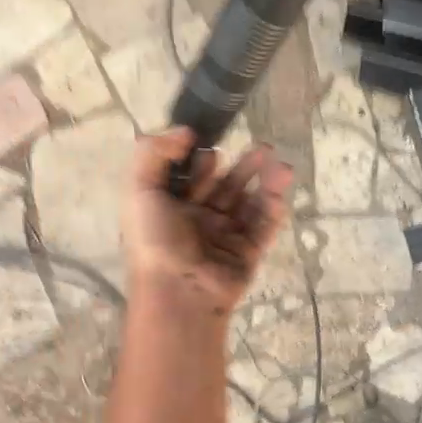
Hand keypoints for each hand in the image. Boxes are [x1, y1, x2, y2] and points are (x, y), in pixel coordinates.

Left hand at [125, 129, 293, 313]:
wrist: (178, 291)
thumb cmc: (155, 239)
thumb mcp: (139, 188)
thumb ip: (154, 152)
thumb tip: (186, 131)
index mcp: (170, 208)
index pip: (192, 178)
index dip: (202, 160)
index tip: (211, 145)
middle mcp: (198, 222)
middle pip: (225, 188)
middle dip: (243, 167)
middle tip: (264, 148)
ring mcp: (225, 239)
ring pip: (249, 205)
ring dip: (265, 184)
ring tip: (280, 165)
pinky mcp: (247, 255)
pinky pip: (263, 229)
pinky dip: (273, 211)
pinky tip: (281, 192)